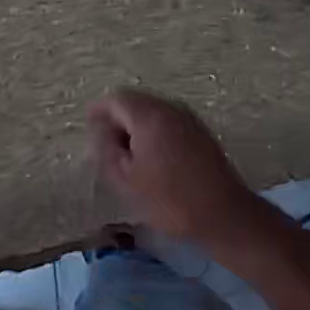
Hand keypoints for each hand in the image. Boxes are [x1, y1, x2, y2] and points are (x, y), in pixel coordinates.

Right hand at [88, 89, 266, 246]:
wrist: (221, 211)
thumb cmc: (169, 200)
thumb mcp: (126, 180)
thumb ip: (107, 149)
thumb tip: (99, 129)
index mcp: (150, 116)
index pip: (118, 99)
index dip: (99, 110)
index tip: (88, 126)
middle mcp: (171, 108)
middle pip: (137, 102)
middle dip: (118, 119)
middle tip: (105, 146)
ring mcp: (188, 117)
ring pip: (153, 112)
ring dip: (136, 126)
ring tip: (125, 156)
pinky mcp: (199, 131)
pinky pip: (168, 121)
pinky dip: (153, 132)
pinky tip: (151, 158)